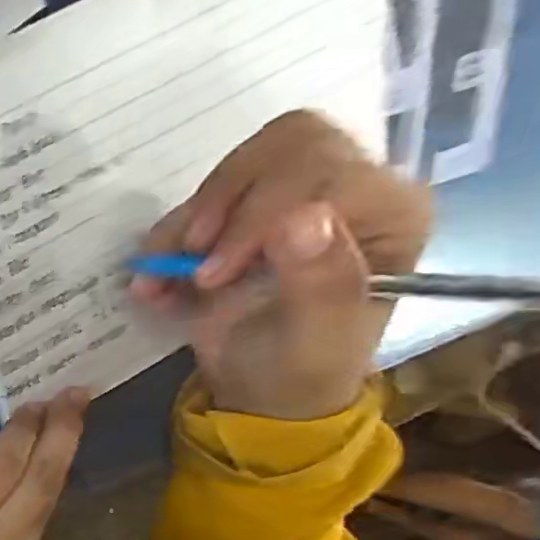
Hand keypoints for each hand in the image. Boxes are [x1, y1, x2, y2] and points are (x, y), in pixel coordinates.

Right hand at [131, 111, 431, 420]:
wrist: (259, 392)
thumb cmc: (298, 369)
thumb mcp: (314, 339)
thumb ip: (321, 281)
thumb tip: (303, 218)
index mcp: (384, 212)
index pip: (320, 166)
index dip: (255, 213)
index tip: (212, 276)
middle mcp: (345, 192)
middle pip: (281, 146)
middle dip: (221, 203)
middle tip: (193, 261)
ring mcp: (286, 201)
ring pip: (230, 170)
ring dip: (181, 229)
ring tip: (162, 283)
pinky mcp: (238, 218)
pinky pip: (192, 204)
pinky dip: (162, 244)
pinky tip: (155, 285)